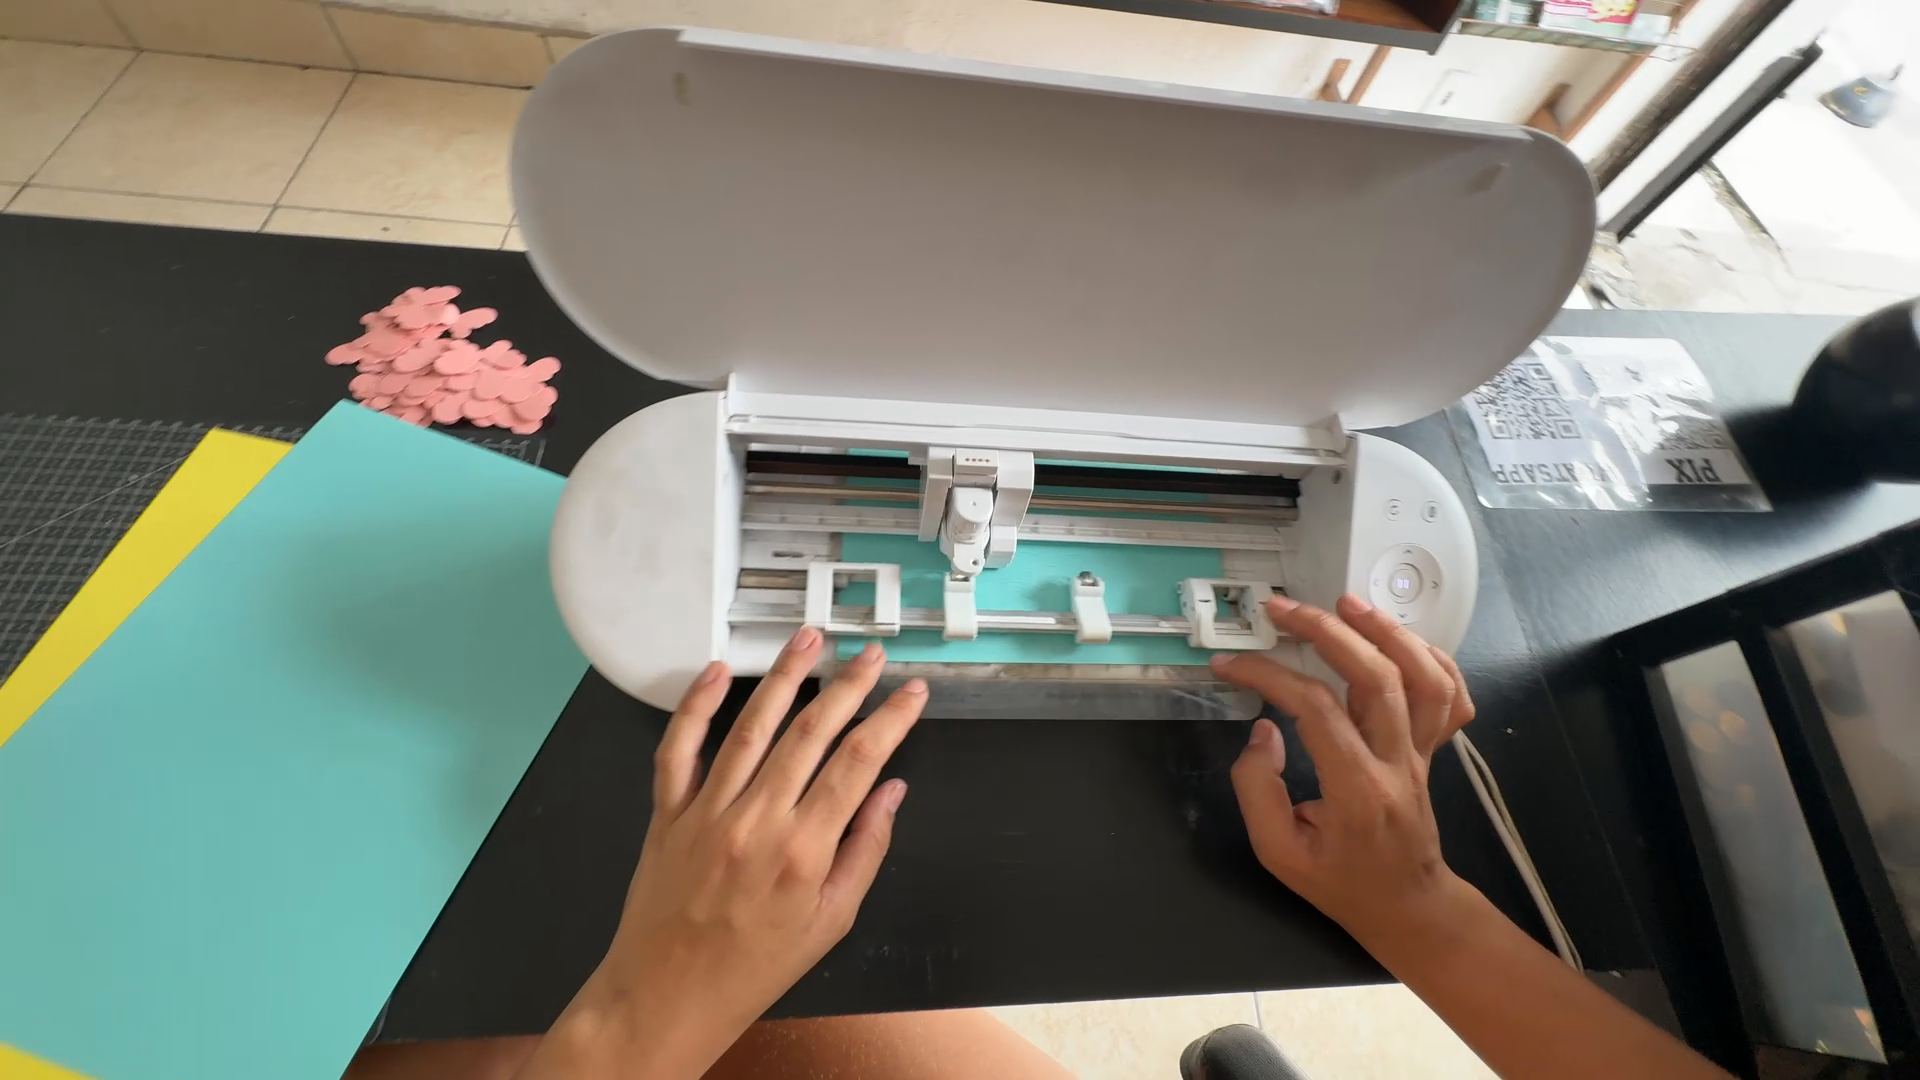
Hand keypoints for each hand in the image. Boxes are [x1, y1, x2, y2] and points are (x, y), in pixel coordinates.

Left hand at [554, 628, 925, 1079]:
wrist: (665, 999)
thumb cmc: (755, 966)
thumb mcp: (831, 921)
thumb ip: (867, 850)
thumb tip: (893, 790)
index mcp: (803, 851)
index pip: (859, 763)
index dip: (892, 719)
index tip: (912, 692)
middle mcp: (756, 821)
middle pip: (811, 732)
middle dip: (849, 685)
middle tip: (871, 655)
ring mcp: (707, 811)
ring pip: (752, 725)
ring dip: (785, 675)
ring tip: (810, 638)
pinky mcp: (668, 811)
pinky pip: (678, 748)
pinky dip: (695, 706)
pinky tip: (717, 671)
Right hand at [1210, 593, 1475, 945]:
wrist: (1409, 906)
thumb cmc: (1339, 881)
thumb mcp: (1277, 851)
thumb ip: (1257, 789)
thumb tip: (1264, 729)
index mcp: (1356, 790)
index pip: (1316, 710)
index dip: (1269, 676)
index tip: (1230, 665)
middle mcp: (1398, 763)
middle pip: (1376, 678)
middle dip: (1326, 631)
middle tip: (1282, 607)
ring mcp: (1423, 753)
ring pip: (1424, 678)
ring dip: (1386, 631)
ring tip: (1346, 602)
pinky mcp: (1433, 749)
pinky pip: (1450, 695)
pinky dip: (1432, 657)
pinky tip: (1396, 637)